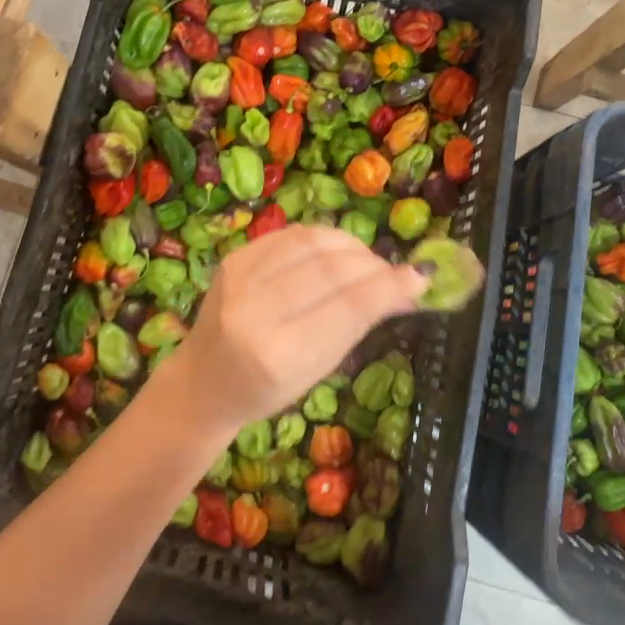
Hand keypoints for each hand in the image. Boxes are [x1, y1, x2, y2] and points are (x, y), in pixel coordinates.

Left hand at [165, 226, 423, 430]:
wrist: (204, 381)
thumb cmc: (266, 389)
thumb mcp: (317, 370)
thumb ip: (355, 325)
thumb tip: (407, 288)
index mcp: (280, 355)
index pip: (347, 308)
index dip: (389, 287)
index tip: (420, 278)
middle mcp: (254, 312)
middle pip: (331, 270)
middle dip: (373, 265)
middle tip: (395, 273)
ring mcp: (238, 279)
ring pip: (311, 243)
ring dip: (351, 247)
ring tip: (369, 262)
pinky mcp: (233, 258)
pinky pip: (288, 235)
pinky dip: (322, 238)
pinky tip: (338, 249)